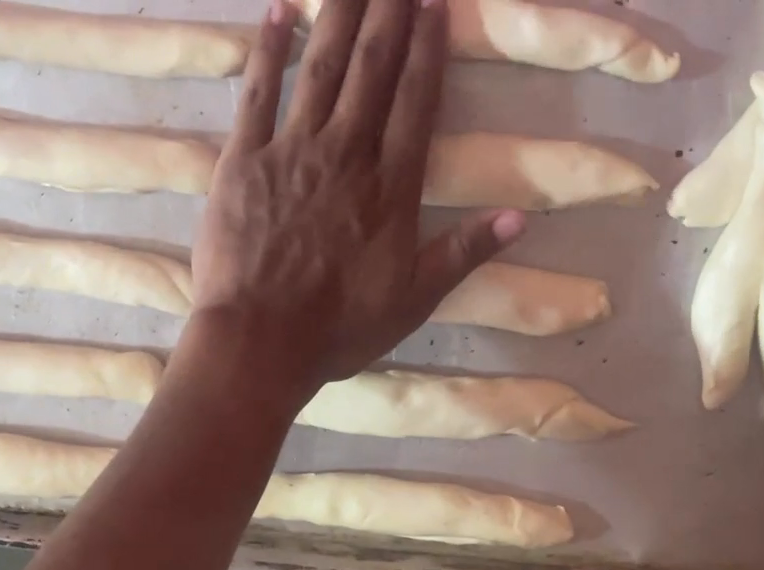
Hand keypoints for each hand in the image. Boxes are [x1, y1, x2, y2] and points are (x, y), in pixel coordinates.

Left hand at [182, 0, 524, 403]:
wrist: (260, 342)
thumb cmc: (340, 329)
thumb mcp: (413, 300)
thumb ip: (462, 252)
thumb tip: (521, 217)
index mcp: (390, 188)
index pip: (416, 101)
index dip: (428, 47)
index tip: (434, 1)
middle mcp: (345, 154)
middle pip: (372, 68)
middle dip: (388, 9)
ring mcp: (291, 152)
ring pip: (320, 67)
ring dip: (338, 12)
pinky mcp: (243, 162)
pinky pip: (257, 94)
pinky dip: (267, 51)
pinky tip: (277, 12)